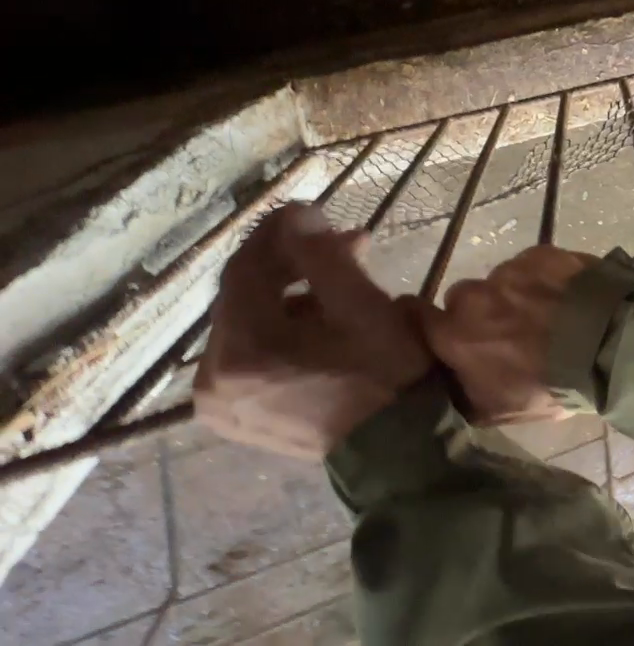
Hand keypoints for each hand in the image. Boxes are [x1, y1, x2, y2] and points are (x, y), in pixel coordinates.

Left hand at [194, 204, 431, 458]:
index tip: (313, 209)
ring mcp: (216, 403)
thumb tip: (298, 218)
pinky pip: (248, 358)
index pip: (244, 272)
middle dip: (293, 266)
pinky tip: (321, 328)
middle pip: (243, 300)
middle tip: (347, 244)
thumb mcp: (366, 308)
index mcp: (243, 351)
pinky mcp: (232, 417)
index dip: (277, 234)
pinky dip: (281, 333)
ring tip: (342, 290)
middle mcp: (211, 378)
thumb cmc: (389, 374)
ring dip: (291, 299)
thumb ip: (326, 260)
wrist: (397, 449)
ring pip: (248, 328)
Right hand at [422, 246, 591, 424]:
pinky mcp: (546, 254)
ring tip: (548, 310)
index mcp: (454, 335)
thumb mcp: (495, 410)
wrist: (610, 345)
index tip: (434, 323)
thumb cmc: (551, 385)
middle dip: (481, 311)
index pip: (413, 315)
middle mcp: (476, 296)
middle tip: (511, 327)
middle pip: (464, 298)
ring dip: (517, 292)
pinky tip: (566, 293)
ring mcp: (512, 271)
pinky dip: (545, 276)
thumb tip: (443, 384)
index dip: (421, 318)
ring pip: (502, 279)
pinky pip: (534, 264)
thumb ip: (459, 394)